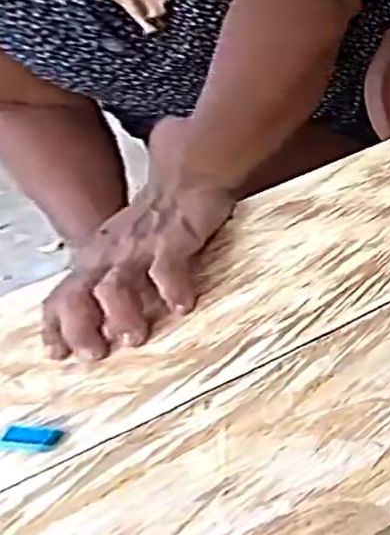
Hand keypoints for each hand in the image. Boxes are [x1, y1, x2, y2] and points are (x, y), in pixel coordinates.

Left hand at [42, 125, 234, 358]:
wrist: (189, 178)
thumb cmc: (169, 211)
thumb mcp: (135, 238)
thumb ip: (127, 265)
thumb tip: (126, 297)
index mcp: (96, 256)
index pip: (61, 296)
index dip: (56, 327)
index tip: (60, 353)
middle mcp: (107, 254)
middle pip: (78, 298)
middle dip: (81, 330)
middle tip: (95, 355)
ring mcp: (139, 248)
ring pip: (114, 289)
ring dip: (122, 317)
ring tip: (136, 338)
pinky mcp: (172, 241)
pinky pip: (166, 271)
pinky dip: (173, 291)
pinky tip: (184, 306)